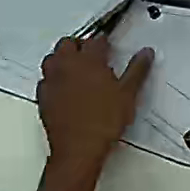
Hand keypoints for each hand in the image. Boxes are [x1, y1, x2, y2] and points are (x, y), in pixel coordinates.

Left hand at [36, 34, 153, 176]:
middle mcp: (67, 66)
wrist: (79, 149)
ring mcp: (52, 80)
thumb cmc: (103, 121)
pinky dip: (53, 78)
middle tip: (92, 54)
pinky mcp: (43, 96)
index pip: (96, 41)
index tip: (109, 46)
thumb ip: (137, 70)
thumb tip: (146, 53)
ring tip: (76, 67)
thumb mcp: (128, 94)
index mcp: (88, 60)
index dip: (104, 42)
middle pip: (68, 43)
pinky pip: (45, 79)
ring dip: (62, 58)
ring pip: (52, 58)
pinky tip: (64, 87)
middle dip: (79, 44)